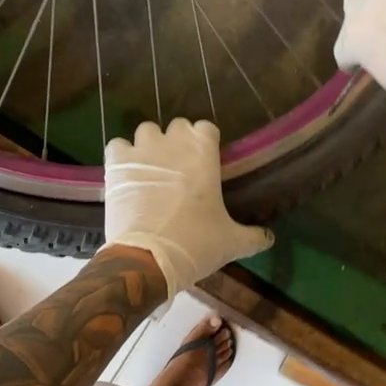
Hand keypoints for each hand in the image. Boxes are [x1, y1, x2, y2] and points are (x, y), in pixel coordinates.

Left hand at [103, 119, 274, 294]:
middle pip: (177, 126)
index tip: (205, 161)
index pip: (206, 128)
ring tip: (151, 170)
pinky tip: (126, 175)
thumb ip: (253, 236)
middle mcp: (173, 143)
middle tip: (178, 169)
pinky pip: (117, 147)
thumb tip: (269, 238)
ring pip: (146, 131)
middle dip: (177, 142)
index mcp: (204, 154)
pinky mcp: (116, 164)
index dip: (205, 143)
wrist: (149, 258)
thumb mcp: (232, 242)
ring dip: (149, 146)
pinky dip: (121, 157)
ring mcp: (142, 151)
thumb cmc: (196, 244)